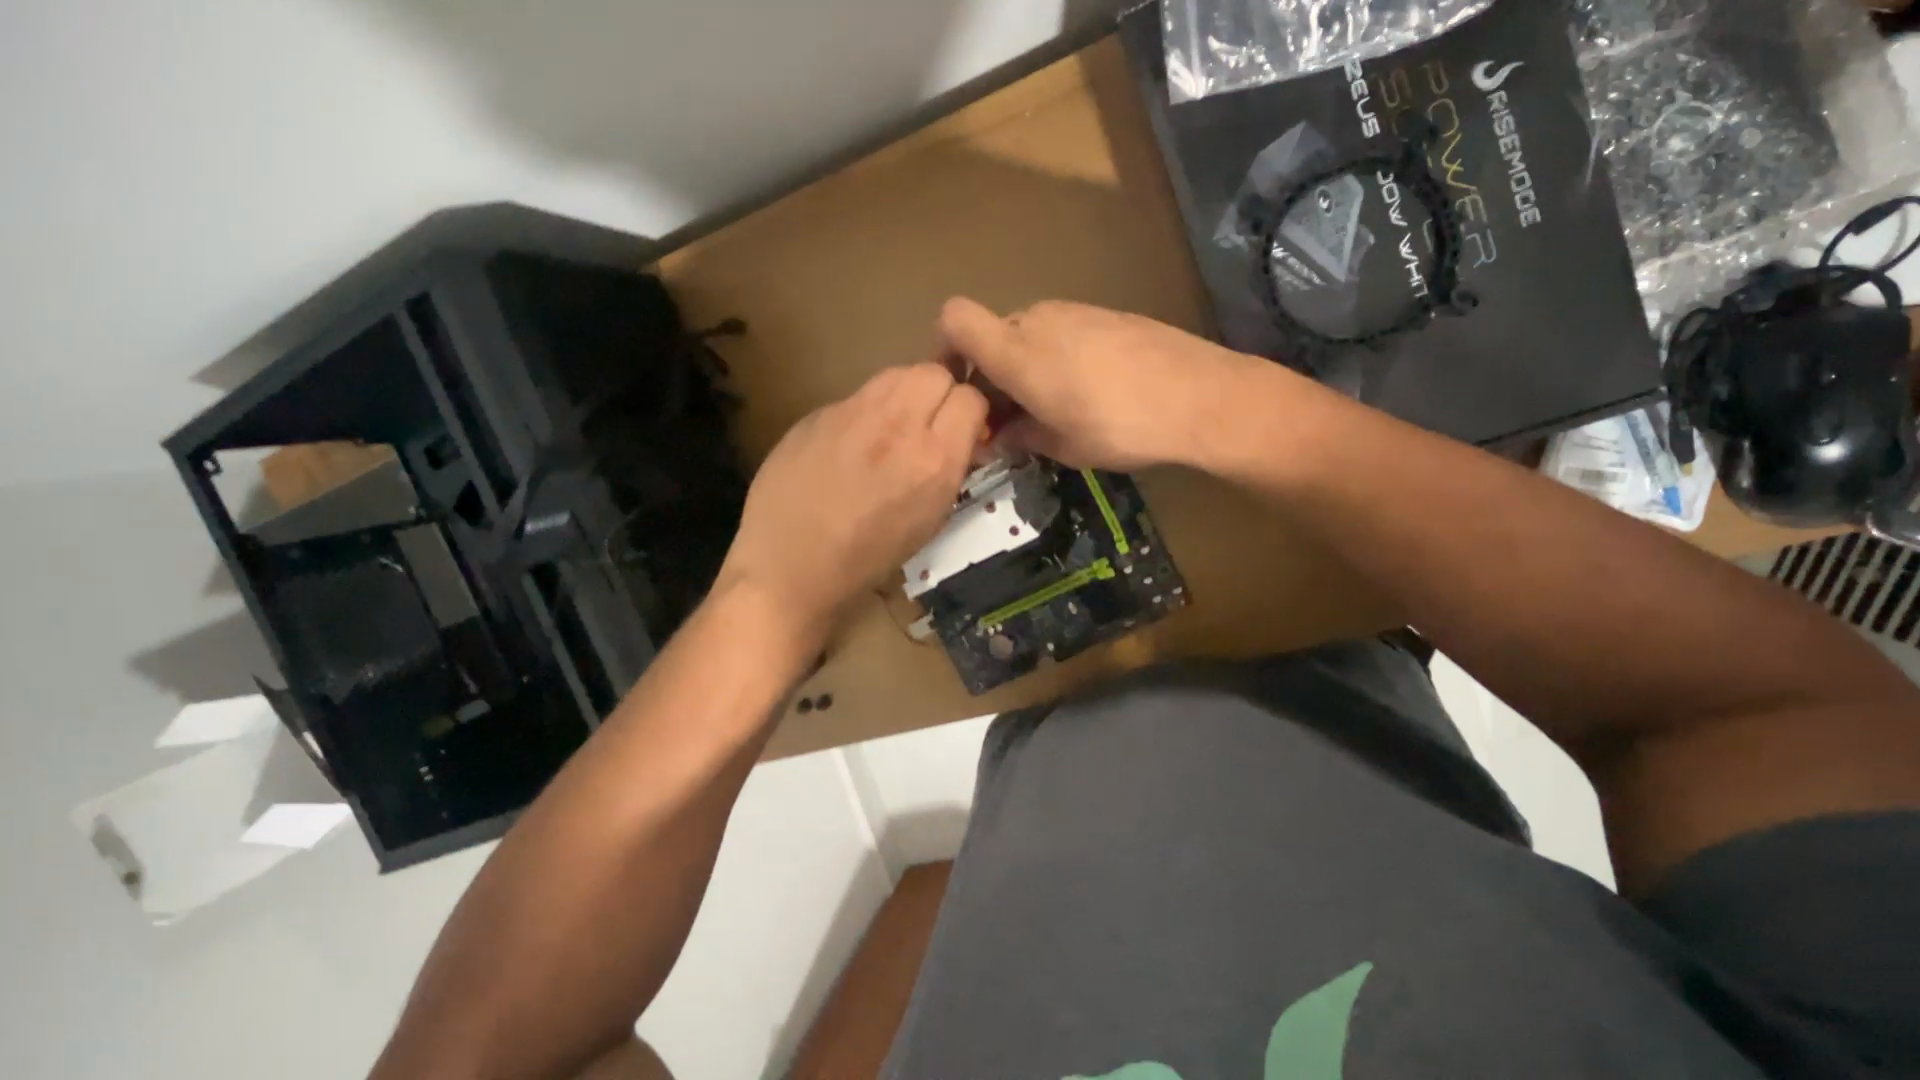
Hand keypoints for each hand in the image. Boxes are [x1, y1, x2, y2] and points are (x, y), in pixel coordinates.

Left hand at [718, 363, 988, 632]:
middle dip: (941, 392)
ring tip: (894, 428)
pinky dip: (867, 412)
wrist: (787, 571)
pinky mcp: (817, 413)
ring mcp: (852, 413)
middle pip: (935, 372)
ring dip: (905, 394)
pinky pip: (858, 396)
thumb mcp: (929, 520)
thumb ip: (950, 469)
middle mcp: (897, 424)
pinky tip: (852, 445)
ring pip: (896, 374)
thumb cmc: (866, 561)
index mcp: (933, 459)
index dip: (971, 413)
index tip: (963, 431)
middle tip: (930, 423)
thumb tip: (963, 438)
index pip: (971, 398)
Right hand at [937, 297, 1268, 470]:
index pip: (953, 319)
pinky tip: (1089, 391)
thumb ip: (1021, 435)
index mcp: (1016, 352)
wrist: (1202, 397)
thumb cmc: (1121, 427)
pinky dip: (1056, 358)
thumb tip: (1000, 434)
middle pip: (992, 335)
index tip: (962, 391)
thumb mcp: (1063, 446)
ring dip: (1025, 368)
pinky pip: (1060, 333)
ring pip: (1028, 335)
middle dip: (991, 375)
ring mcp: (1073, 311)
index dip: (944, 348)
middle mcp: (1036, 320)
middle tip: (1011, 421)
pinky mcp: (1104, 313)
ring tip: (1054, 410)